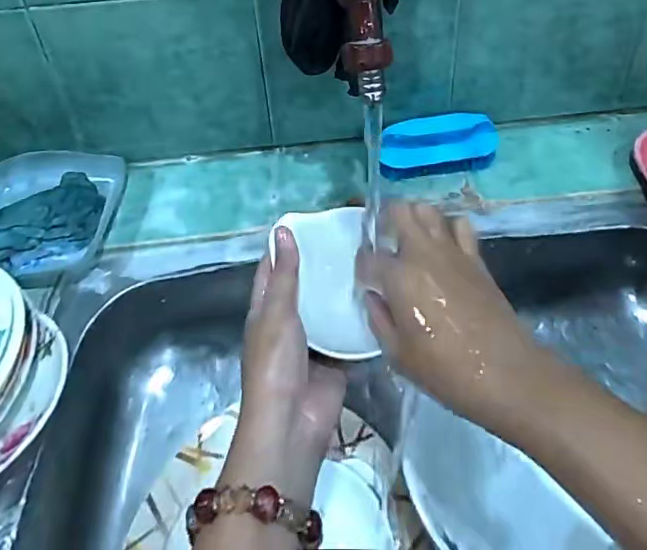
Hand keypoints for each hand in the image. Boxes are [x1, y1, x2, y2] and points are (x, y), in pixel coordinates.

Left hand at [222, 226, 345, 509]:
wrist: (293, 424)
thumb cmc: (275, 363)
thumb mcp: (277, 312)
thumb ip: (285, 274)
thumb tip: (282, 230)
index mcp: (265, 310)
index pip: (273, 270)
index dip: (285, 246)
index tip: (309, 221)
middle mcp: (289, 323)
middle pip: (304, 288)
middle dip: (321, 266)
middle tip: (349, 236)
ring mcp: (313, 343)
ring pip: (329, 310)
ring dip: (342, 291)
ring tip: (369, 259)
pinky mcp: (336, 361)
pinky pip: (350, 335)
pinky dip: (361, 321)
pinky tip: (380, 296)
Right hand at [357, 204, 553, 435]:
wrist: (504, 372)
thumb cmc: (445, 371)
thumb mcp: (398, 356)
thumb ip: (379, 320)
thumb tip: (375, 297)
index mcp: (399, 278)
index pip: (368, 258)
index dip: (362, 268)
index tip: (366, 280)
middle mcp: (423, 253)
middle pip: (398, 212)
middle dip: (385, 221)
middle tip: (384, 242)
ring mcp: (452, 250)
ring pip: (427, 210)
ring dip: (415, 217)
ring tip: (410, 237)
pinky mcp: (475, 256)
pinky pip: (460, 225)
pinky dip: (448, 226)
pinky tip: (444, 243)